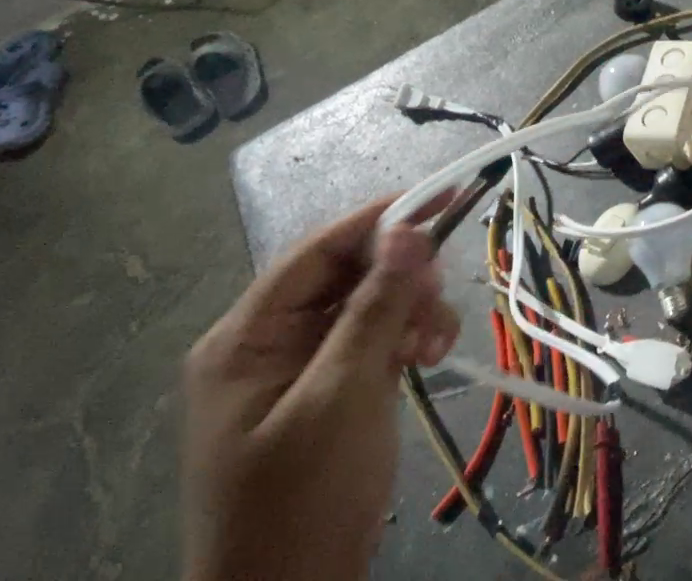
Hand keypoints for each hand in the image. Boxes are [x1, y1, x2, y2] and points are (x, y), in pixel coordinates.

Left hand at [181, 196, 459, 580]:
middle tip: (441, 298)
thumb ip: (375, 309)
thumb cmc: (302, 494)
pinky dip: (409, 340)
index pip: (317, 252)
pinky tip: (430, 358)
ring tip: (438, 345)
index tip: (445, 197)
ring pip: (371, 307)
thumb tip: (408, 228)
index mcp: (246, 337)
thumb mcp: (342, 395)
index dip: (379, 220)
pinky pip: (376, 340)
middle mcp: (269, 342)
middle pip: (347, 276)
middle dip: (402, 280)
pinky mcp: (332, 390)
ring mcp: (301, 368)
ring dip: (413, 313)